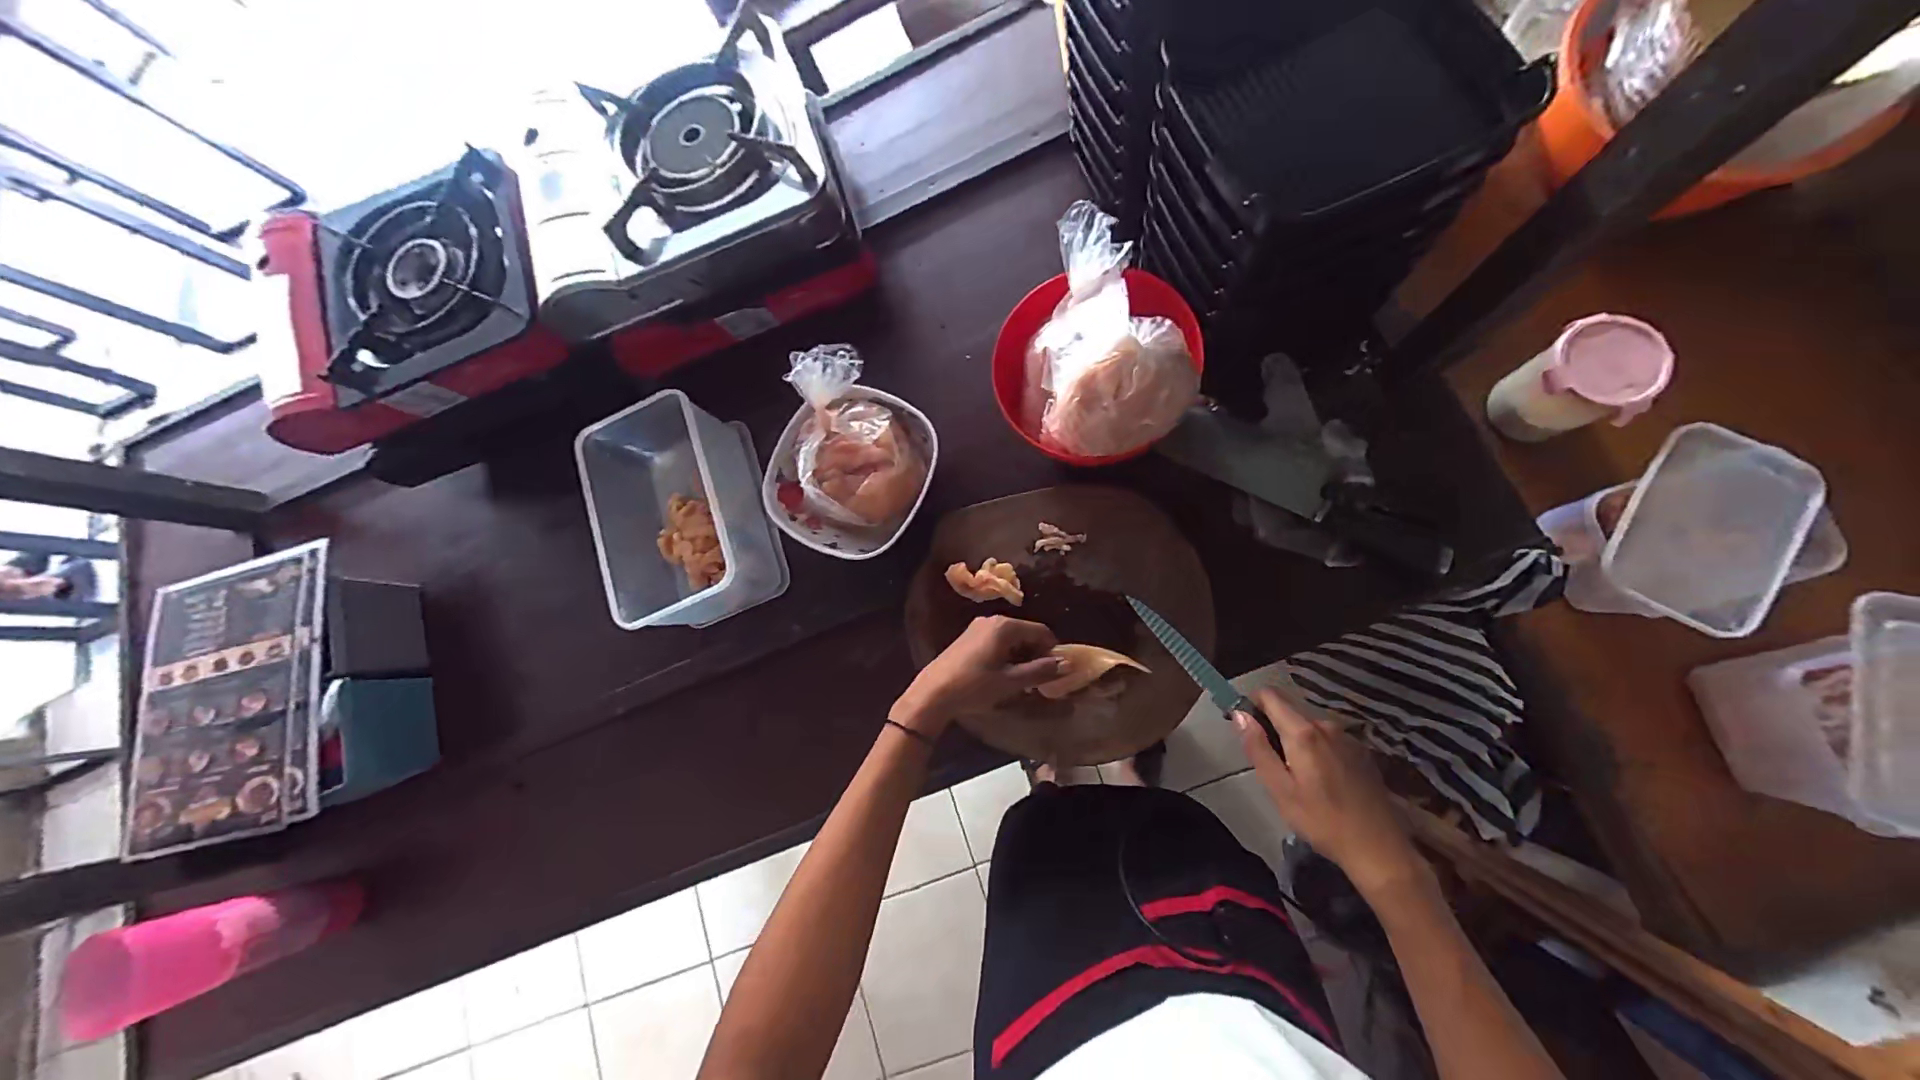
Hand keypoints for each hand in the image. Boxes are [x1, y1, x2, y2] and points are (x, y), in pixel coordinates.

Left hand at [890, 616, 1063, 735]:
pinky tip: (1002, 675)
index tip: (1055, 672)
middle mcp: (992, 620)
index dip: (1052, 651)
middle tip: (1039, 679)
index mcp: (1005, 626)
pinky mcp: (968, 637)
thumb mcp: (1011, 682)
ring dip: (1021, 656)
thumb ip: (1040, 671)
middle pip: (1026, 633)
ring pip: (1011, 638)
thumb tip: (1065, 664)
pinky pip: (997, 641)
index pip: (1041, 631)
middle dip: (1036, 654)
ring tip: (1021, 681)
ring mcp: (978, 627)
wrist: (932, 694)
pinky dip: (1006, 655)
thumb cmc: (974, 686)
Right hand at [1234, 687, 1424, 898]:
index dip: (1252, 704)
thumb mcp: (1279, 788)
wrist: (1380, 849)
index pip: (1270, 695)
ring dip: (1296, 741)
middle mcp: (1327, 726)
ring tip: (1298, 778)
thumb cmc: (1322, 820)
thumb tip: (1239, 714)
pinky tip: (1323, 781)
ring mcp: (1348, 738)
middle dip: (1274, 728)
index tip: (1245, 726)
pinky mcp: (1362, 752)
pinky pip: (1328, 739)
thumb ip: (1257, 747)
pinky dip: (1317, 750)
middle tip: (1272, 766)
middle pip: (1289, 711)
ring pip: (1309, 727)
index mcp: (1303, 732)